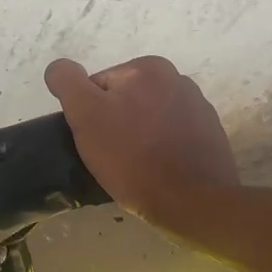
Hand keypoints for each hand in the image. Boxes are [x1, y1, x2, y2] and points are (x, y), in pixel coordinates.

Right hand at [44, 56, 241, 227]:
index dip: (90, 112)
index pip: (99, 85)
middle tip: (112, 154)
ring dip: (138, 136)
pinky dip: (161, 149)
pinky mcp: (211, 137)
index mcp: (149, 68)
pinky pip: (172, 137)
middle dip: (115, 122)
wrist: (192, 204)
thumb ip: (67, 81)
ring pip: (148, 119)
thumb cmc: (132, 157)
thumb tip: (60, 67)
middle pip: (125, 99)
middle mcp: (179, 79)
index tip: (96, 138)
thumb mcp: (85, 114)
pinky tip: (157, 170)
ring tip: (135, 165)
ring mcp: (199, 109)